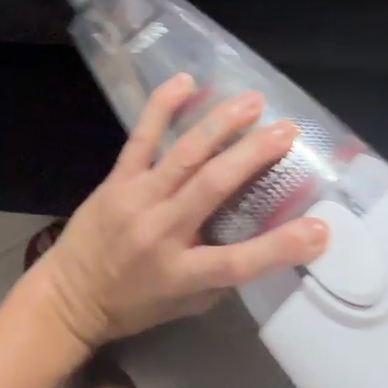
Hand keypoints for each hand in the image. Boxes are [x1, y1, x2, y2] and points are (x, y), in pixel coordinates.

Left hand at [26, 75, 329, 348]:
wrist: (67, 297)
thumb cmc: (133, 303)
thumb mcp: (184, 305)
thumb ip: (221, 276)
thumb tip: (264, 241)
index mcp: (182, 273)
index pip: (238, 262)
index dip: (281, 247)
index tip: (320, 229)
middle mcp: (161, 231)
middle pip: (213, 187)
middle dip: (254, 155)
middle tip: (287, 130)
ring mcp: (137, 199)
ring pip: (184, 154)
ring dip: (220, 124)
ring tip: (251, 101)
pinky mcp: (118, 179)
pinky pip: (141, 137)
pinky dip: (162, 107)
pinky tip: (185, 82)